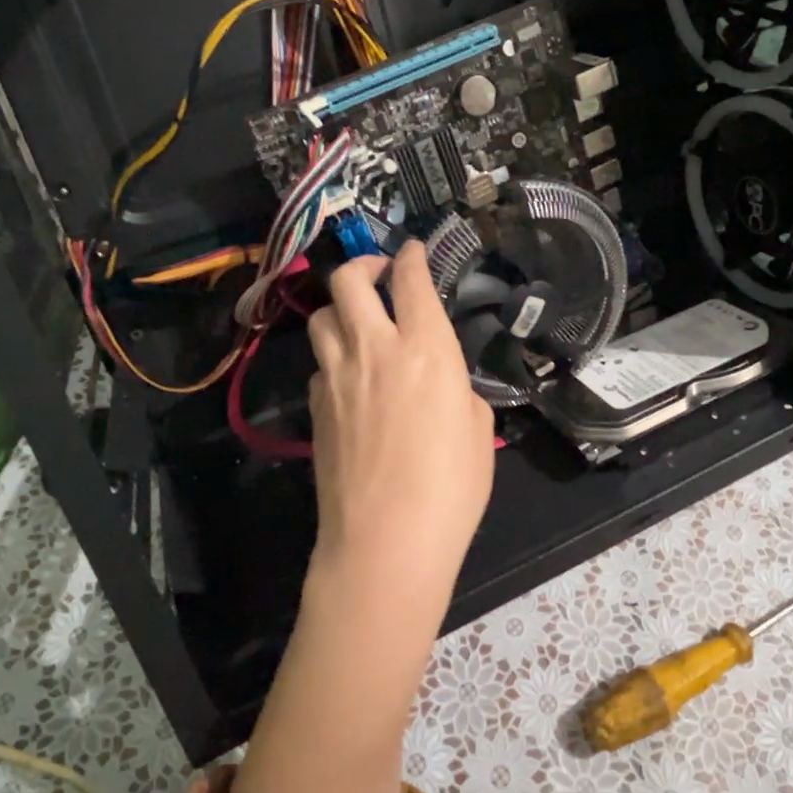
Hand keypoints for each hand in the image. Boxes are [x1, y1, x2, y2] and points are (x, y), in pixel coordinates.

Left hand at [306, 241, 494, 591]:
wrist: (385, 542)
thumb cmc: (450, 488)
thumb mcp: (477, 428)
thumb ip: (456, 387)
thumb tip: (440, 378)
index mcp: (425, 348)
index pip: (411, 280)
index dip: (410, 256)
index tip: (412, 250)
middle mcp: (374, 349)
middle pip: (348, 281)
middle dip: (363, 265)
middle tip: (378, 272)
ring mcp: (336, 377)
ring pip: (322, 317)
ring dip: (340, 308)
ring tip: (359, 321)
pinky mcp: (314, 407)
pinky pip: (319, 364)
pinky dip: (333, 357)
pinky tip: (350, 378)